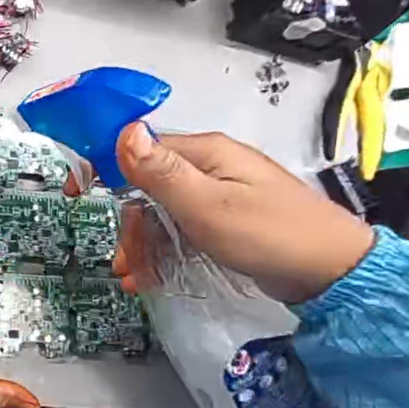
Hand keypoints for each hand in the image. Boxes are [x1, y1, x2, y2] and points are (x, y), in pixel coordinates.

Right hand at [111, 123, 373, 302]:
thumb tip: (125, 131)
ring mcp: (218, 194)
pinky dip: (162, 251)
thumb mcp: (206, 205)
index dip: (104, 171)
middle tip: (122, 259)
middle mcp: (209, 168)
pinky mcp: (223, 220)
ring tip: (133, 276)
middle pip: (146, 189)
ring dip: (141, 244)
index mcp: (205, 153)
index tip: (79, 194)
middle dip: (128, 225)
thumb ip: (162, 171)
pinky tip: (151, 276)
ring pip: (160, 214)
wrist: (329, 272)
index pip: (139, 151)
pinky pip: (179, 230)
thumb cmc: (267, 235)